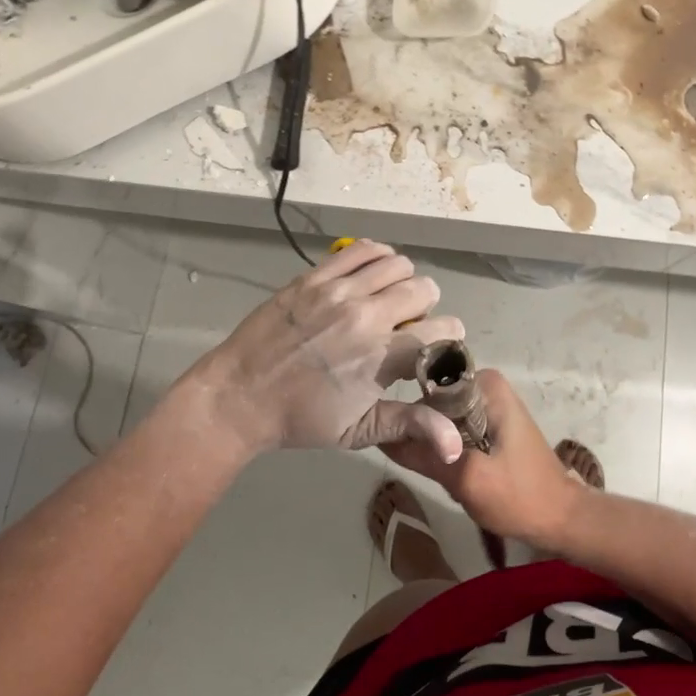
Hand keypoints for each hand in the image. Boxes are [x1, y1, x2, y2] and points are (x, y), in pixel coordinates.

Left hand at [183, 240, 466, 461]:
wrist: (239, 395)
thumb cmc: (301, 419)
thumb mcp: (358, 431)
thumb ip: (411, 426)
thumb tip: (456, 445)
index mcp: (380, 357)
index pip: (443, 330)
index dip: (447, 339)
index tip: (433, 349)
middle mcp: (365, 316)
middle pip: (424, 289)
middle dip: (426, 308)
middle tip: (407, 325)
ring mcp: (338, 291)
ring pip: (398, 263)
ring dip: (402, 281)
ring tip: (387, 301)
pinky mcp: (315, 276)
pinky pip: (363, 249)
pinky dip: (377, 258)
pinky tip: (369, 279)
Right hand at [382, 369, 585, 546]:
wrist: (561, 519)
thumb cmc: (520, 496)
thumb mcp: (467, 479)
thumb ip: (424, 456)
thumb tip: (382, 437)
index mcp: (484, 385)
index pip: (427, 390)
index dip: (410, 420)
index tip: (403, 448)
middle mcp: (485, 386)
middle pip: (433, 407)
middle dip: (427, 439)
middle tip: (435, 470)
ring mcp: (488, 406)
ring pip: (441, 424)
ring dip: (437, 451)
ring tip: (447, 477)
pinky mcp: (489, 426)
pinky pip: (453, 433)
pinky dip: (449, 455)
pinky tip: (456, 477)